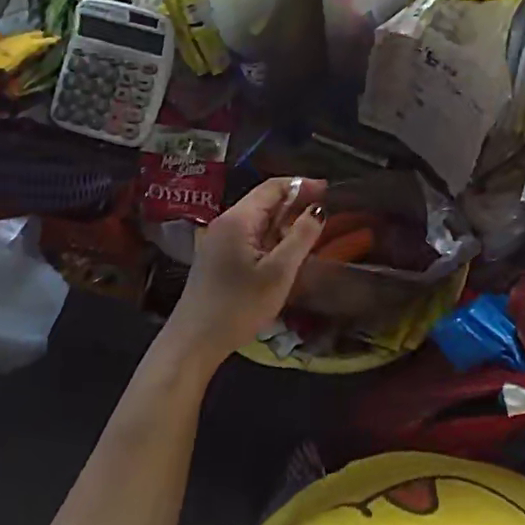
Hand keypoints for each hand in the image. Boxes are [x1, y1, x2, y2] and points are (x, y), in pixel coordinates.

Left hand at [161, 177, 326, 363]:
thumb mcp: (278, 272)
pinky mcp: (217, 259)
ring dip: (283, 225)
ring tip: (310, 236)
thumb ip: (300, 237)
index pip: (272, 187)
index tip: (328, 191)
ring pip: (257, 222)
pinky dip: (270, 240)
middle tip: (324, 217)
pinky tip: (285, 255)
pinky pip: (249, 238)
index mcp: (237, 219)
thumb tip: (318, 209)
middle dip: (294, 205)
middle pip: (264, 203)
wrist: (196, 339)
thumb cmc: (239, 306)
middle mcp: (224, 223)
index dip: (301, 185)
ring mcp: (218, 241)